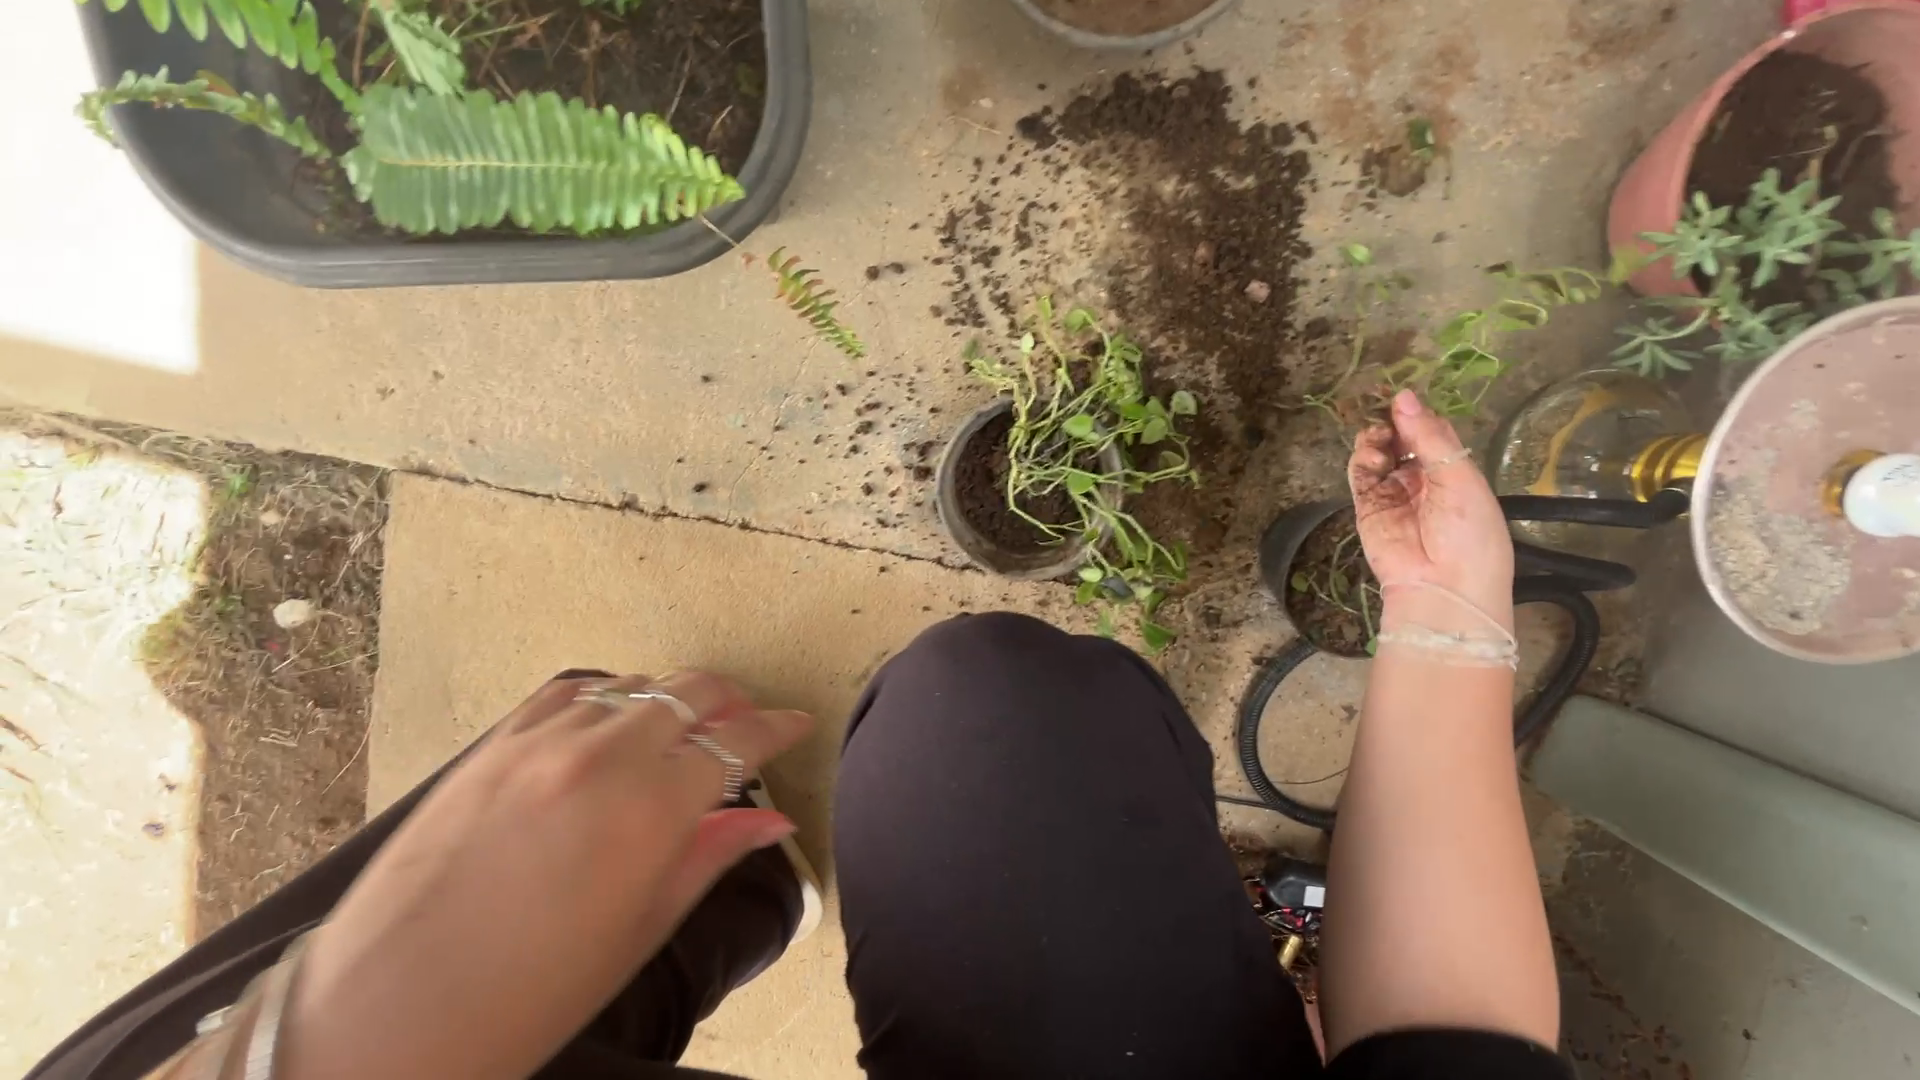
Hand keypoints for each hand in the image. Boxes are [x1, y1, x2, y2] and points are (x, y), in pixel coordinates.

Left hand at [281, 672, 813, 1079]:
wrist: (381, 1018)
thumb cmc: (530, 996)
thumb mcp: (641, 930)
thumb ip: (714, 855)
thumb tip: (774, 820)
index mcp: (650, 811)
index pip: (739, 740)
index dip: (778, 726)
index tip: (797, 724)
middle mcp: (602, 757)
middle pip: (693, 690)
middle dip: (732, 701)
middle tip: (744, 726)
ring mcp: (541, 743)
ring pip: (636, 685)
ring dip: (672, 700)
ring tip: (679, 734)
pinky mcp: (493, 744)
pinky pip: (571, 693)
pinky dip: (608, 700)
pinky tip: (613, 726)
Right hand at [1348, 390, 1513, 631]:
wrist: (1441, 584)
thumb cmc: (1468, 533)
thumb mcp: (1460, 479)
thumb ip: (1429, 438)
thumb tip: (1403, 397)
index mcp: (1454, 472)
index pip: (1432, 433)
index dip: (1418, 415)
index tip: (1403, 398)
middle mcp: (1422, 479)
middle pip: (1401, 440)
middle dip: (1393, 423)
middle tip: (1385, 412)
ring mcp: (1392, 492)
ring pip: (1378, 453)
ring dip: (1376, 439)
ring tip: (1380, 438)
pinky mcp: (1367, 505)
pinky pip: (1360, 475)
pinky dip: (1362, 460)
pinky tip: (1371, 455)